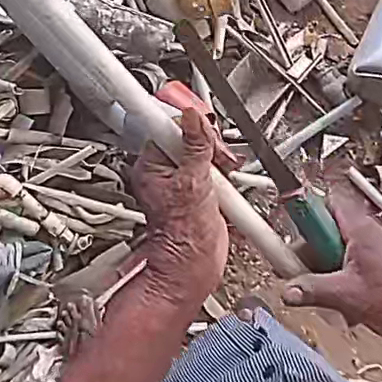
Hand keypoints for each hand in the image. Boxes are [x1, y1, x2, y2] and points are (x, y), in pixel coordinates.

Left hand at [129, 108, 229, 310]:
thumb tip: (191, 116)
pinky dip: (226, 173)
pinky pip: (215, 168)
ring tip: (226, 174)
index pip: (166, 126)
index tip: (199, 119)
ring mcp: (184, 178)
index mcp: (152, 164)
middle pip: (190, 136)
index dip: (186, 123)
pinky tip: (229, 182)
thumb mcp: (193, 183)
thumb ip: (195, 147)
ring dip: (220, 159)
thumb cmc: (183, 234)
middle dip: (210, 144)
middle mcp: (166, 169)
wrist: (196, 265)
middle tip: (219, 159)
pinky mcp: (200, 187)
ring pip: (205, 151)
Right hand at [280, 185, 381, 351]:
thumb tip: (288, 289)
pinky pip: (346, 265)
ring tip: (323, 291)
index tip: (286, 222)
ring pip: (334, 250)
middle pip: (325, 230)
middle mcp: (366, 234)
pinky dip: (338, 280)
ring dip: (323, 270)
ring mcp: (371, 250)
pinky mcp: (375, 266)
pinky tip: (340, 302)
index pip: (326, 202)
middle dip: (310, 251)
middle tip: (299, 269)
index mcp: (360, 230)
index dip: (305, 212)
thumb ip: (312, 289)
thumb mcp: (346, 295)